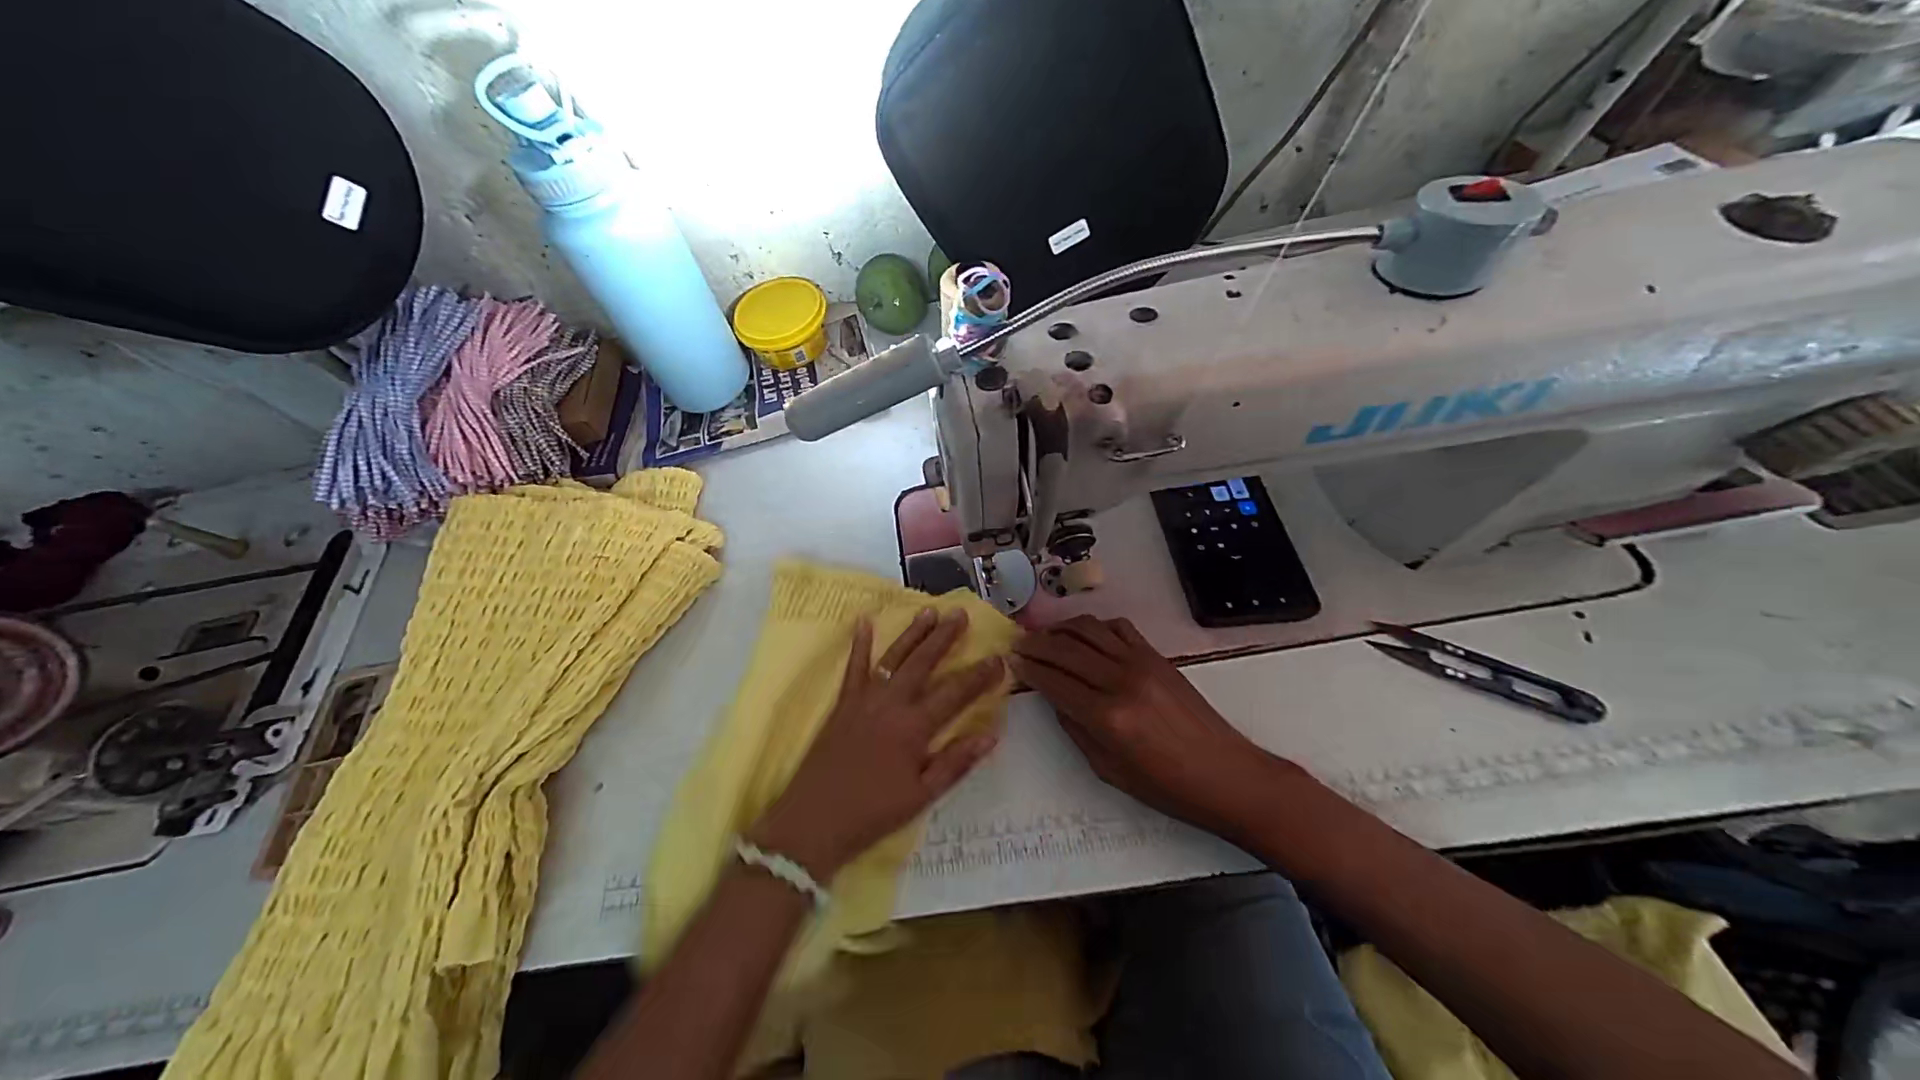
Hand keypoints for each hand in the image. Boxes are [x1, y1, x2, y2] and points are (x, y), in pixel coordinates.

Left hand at [748, 608, 1004, 881]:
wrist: (813, 821)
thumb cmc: (873, 813)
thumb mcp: (922, 796)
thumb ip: (956, 762)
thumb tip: (991, 734)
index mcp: (914, 728)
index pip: (956, 694)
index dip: (980, 675)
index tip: (999, 657)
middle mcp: (891, 704)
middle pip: (924, 663)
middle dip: (944, 638)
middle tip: (961, 614)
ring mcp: (864, 700)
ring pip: (894, 658)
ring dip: (912, 633)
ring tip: (929, 610)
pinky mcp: (842, 704)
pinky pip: (853, 668)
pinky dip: (859, 644)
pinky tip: (864, 621)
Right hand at [1012, 615, 1295, 841]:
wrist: (1225, 774)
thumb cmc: (1166, 786)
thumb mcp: (1108, 770)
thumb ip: (1076, 729)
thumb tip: (1054, 698)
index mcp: (1106, 717)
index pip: (1054, 681)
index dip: (1028, 669)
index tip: (1011, 662)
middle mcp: (1121, 681)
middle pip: (1066, 649)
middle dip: (1036, 645)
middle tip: (1018, 644)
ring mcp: (1142, 663)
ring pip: (1090, 629)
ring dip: (1061, 628)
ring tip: (1044, 635)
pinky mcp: (1158, 656)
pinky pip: (1119, 627)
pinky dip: (1096, 626)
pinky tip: (1085, 635)